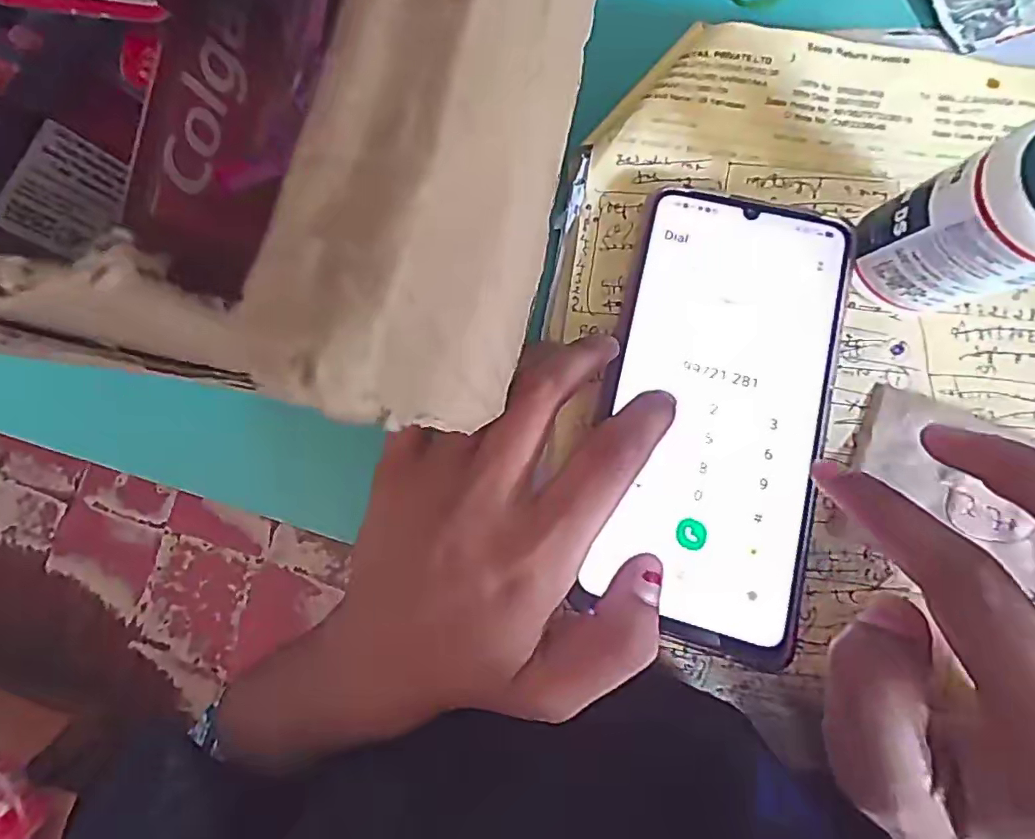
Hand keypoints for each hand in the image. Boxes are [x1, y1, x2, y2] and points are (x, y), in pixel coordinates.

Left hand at [215, 336, 676, 770]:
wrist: (375, 659)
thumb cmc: (474, 667)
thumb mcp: (557, 687)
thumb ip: (622, 640)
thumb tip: (652, 565)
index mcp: (536, 550)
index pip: (605, 464)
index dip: (642, 423)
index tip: (660, 401)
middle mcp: (487, 498)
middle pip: (543, 396)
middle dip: (583, 358)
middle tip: (605, 347)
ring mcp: (435, 473)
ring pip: (491, 389)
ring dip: (531, 366)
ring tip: (555, 361)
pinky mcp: (396, 463)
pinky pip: (440, 400)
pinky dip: (469, 386)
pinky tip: (486, 388)